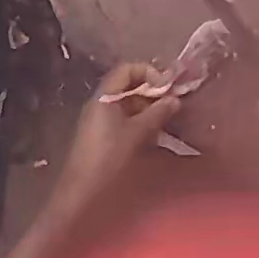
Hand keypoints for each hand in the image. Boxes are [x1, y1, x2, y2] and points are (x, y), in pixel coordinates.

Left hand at [51, 64, 180, 218]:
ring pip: (130, 103)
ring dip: (151, 107)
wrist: (83, 188)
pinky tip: (158, 132)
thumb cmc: (109, 155)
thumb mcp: (137, 132)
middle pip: (130, 85)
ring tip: (170, 117)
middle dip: (154, 91)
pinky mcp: (106, 134)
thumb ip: (157, 113)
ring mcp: (103, 118)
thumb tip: (175, 99)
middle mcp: (102, 102)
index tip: (168, 86)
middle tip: (175, 101)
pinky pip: (127, 118)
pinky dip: (143, 120)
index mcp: (105, 95)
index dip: (149, 72)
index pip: (128, 69)